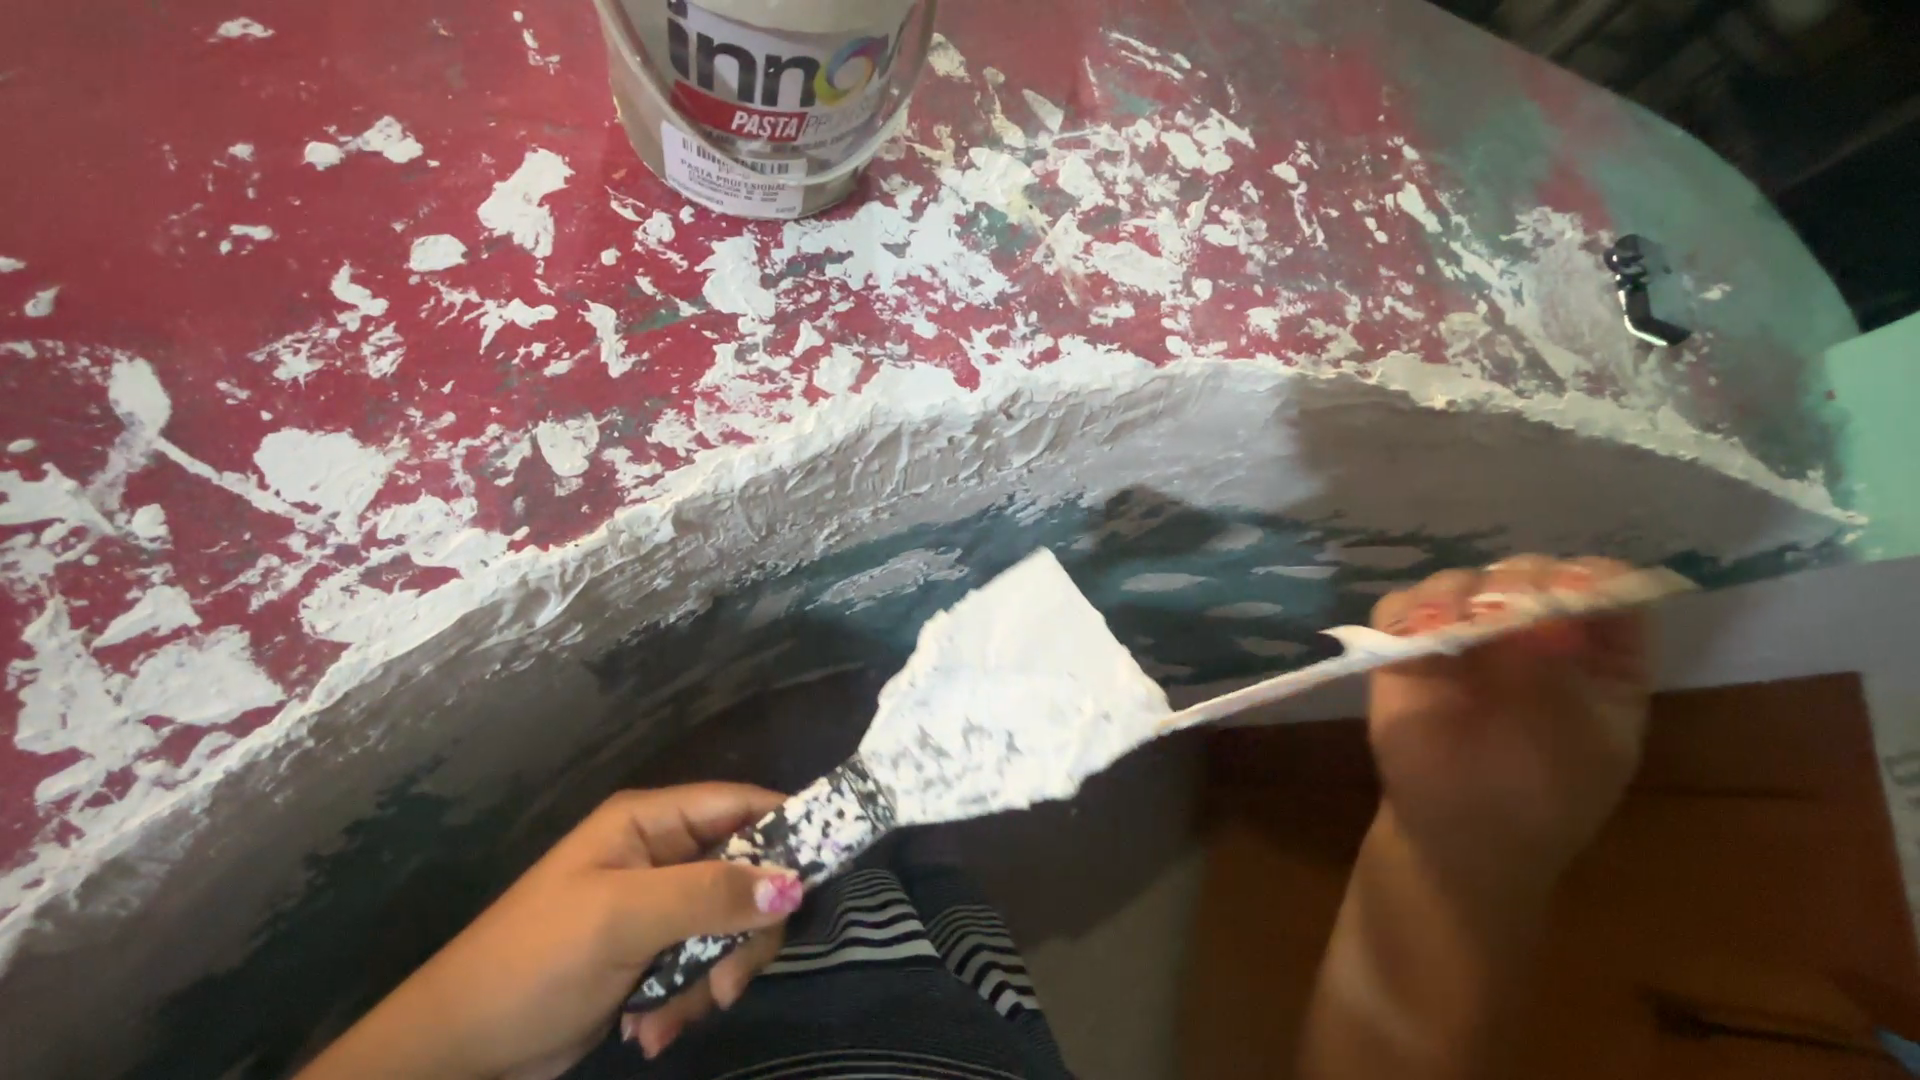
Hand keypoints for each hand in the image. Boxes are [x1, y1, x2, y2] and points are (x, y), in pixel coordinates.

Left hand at [298, 784, 804, 1079]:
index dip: (786, 828)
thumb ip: (712, 895)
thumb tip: (795, 884)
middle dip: (743, 932)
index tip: (823, 872)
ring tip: (672, 1019)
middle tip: (729, 983)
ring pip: (730, 927)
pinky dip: (689, 999)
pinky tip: (652, 1031)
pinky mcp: (651, 955)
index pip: (739, 804)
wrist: (456, 1055)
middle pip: (746, 875)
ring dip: (713, 977)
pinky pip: (703, 964)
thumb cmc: (534, 963)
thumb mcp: (625, 919)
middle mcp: (661, 856)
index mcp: (650, 823)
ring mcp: (657, 908)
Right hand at [1367, 555, 1650, 901]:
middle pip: (1527, 573)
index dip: (1591, 578)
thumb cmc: (1542, 797)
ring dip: (1461, 589)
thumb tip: (1533, 614)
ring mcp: (1461, 640)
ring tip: (1460, 621)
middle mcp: (1527, 635)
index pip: (1602, 590)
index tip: (1576, 589)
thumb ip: (1565, 672)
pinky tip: (1424, 628)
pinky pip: (1398, 610)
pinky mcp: (1403, 652)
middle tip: (1514, 603)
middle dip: (1523, 578)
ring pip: (1459, 582)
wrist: (1460, 839)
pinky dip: (1409, 608)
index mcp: (1592, 655)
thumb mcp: (1589, 739)